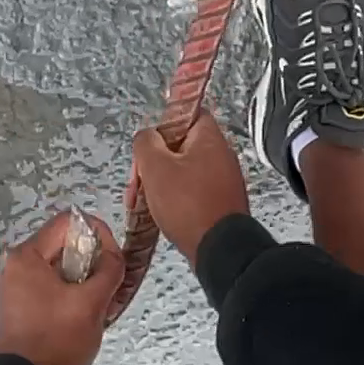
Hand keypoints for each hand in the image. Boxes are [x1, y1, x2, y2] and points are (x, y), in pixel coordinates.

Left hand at [0, 212, 124, 364]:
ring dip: (87, 279)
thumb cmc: (57, 340)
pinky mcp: (24, 309)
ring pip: (63, 268)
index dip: (97, 231)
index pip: (68, 221)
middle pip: (66, 244)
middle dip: (94, 260)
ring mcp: (18, 289)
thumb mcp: (92, 302)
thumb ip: (110, 269)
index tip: (114, 255)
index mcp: (27, 256)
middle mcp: (18, 267)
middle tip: (112, 281)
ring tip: (104, 300)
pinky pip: (54, 287)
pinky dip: (74, 294)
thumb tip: (115, 256)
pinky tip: (89, 314)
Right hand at [133, 109, 248, 267]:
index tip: (148, 144)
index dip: (163, 126)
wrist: (220, 250)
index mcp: (210, 138)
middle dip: (155, 162)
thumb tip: (146, 136)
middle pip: (181, 145)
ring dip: (162, 182)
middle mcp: (222, 154)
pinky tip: (163, 214)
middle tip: (139, 181)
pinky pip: (194, 191)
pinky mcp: (221, 202)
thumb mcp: (155, 167)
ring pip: (185, 170)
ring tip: (145, 201)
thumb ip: (146, 143)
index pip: (187, 114)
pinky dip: (177, 199)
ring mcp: (224, 179)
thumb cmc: (189, 205)